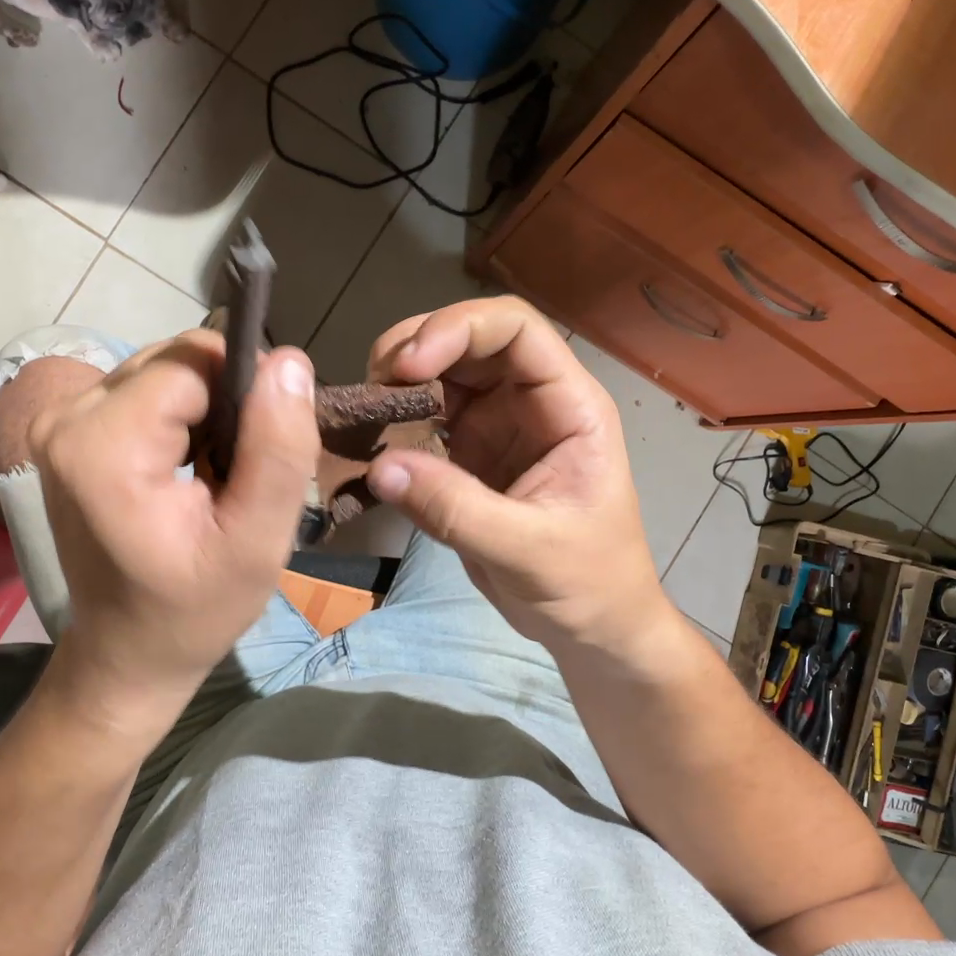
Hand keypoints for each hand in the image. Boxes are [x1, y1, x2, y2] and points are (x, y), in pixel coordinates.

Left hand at [34, 331, 319, 737]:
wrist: (127, 651)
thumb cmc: (195, 609)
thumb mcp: (257, 542)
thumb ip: (279, 450)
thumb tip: (290, 360)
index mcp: (104, 445)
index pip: (195, 361)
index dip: (243, 395)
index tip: (259, 452)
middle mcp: (64, 417)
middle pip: (175, 361)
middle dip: (221, 402)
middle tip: (235, 473)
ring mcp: (54, 420)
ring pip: (161, 370)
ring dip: (201, 411)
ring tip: (211, 475)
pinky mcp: (60, 428)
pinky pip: (140, 389)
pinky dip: (174, 418)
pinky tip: (184, 470)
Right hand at [364, 298, 670, 652]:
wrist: (591, 626)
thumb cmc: (588, 583)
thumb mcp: (529, 551)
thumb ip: (456, 509)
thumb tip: (379, 466)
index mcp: (568, 404)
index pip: (516, 329)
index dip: (459, 328)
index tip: (410, 366)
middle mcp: (529, 400)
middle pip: (468, 340)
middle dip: (415, 350)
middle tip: (372, 390)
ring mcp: (495, 425)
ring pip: (439, 375)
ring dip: (396, 384)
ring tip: (363, 416)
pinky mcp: (466, 455)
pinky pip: (422, 421)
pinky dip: (392, 425)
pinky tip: (368, 444)